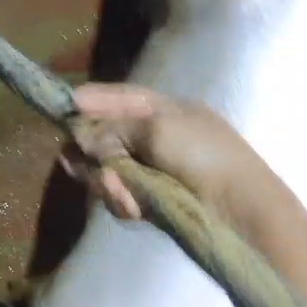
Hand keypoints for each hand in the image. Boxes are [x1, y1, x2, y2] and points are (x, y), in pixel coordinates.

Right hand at [69, 83, 284, 228]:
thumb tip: (81, 138)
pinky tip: (129, 203)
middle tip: (71, 157)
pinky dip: (121, 199)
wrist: (240, 209)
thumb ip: (114, 128)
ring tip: (110, 185)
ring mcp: (154, 171)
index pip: (124, 97)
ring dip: (104, 178)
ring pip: (108, 170)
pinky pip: (120, 196)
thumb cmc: (203, 154)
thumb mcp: (157, 128)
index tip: (66, 102)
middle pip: (107, 136)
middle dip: (89, 147)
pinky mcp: (151, 202)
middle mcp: (158, 138)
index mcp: (168, 111)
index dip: (95, 98)